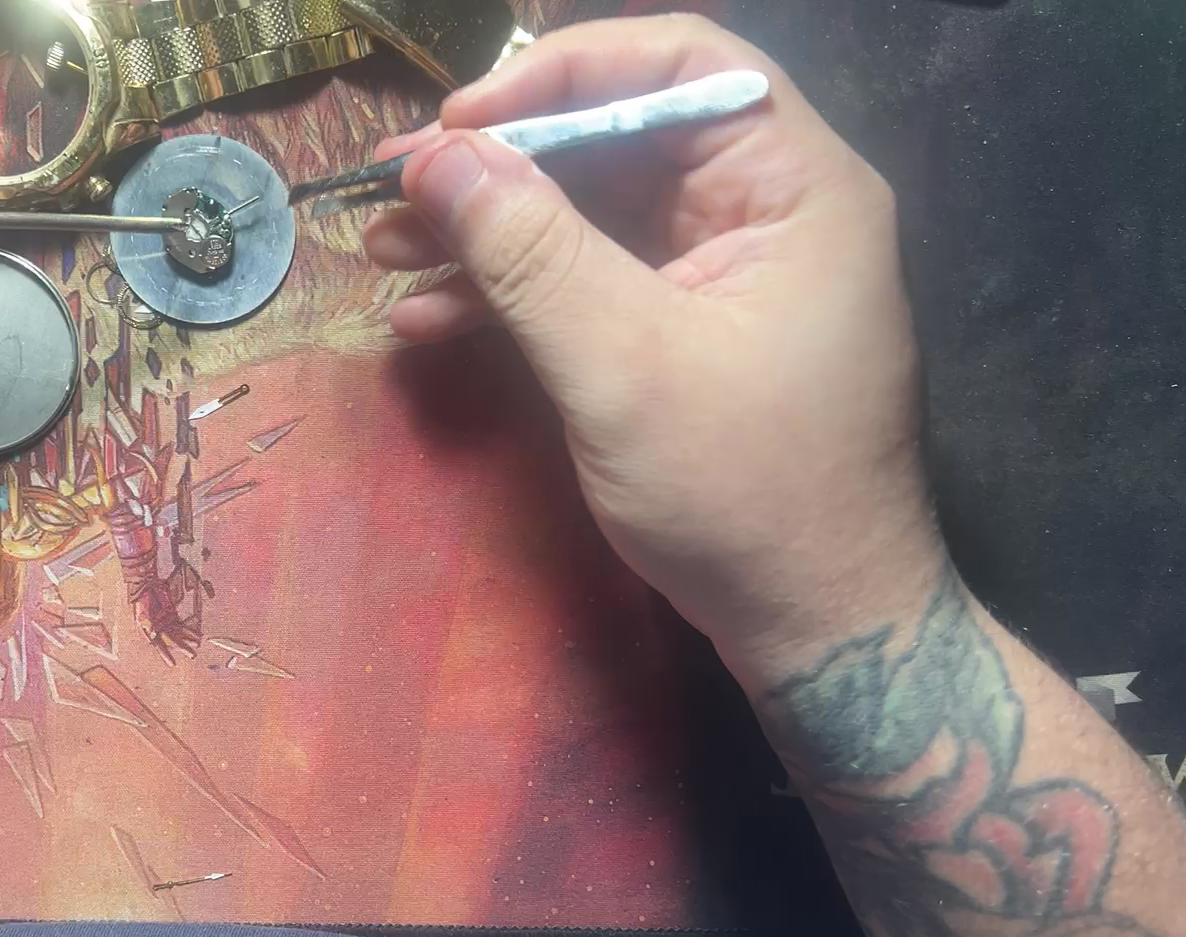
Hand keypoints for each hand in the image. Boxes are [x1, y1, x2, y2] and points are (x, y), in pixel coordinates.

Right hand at [363, 15, 946, 672]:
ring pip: (578, 226)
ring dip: (480, 241)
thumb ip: (531, 255)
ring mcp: (703, 282)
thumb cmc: (737, 490)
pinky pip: (576, 294)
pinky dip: (503, 304)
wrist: (800, 617)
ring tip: (386, 257)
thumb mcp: (624, 364)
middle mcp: (750, 215)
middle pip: (607, 151)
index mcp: (785, 185)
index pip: (671, 70)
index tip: (451, 127)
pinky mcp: (665, 339)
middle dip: (493, 173)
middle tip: (390, 196)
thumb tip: (438, 160)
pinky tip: (429, 320)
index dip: (553, 80)